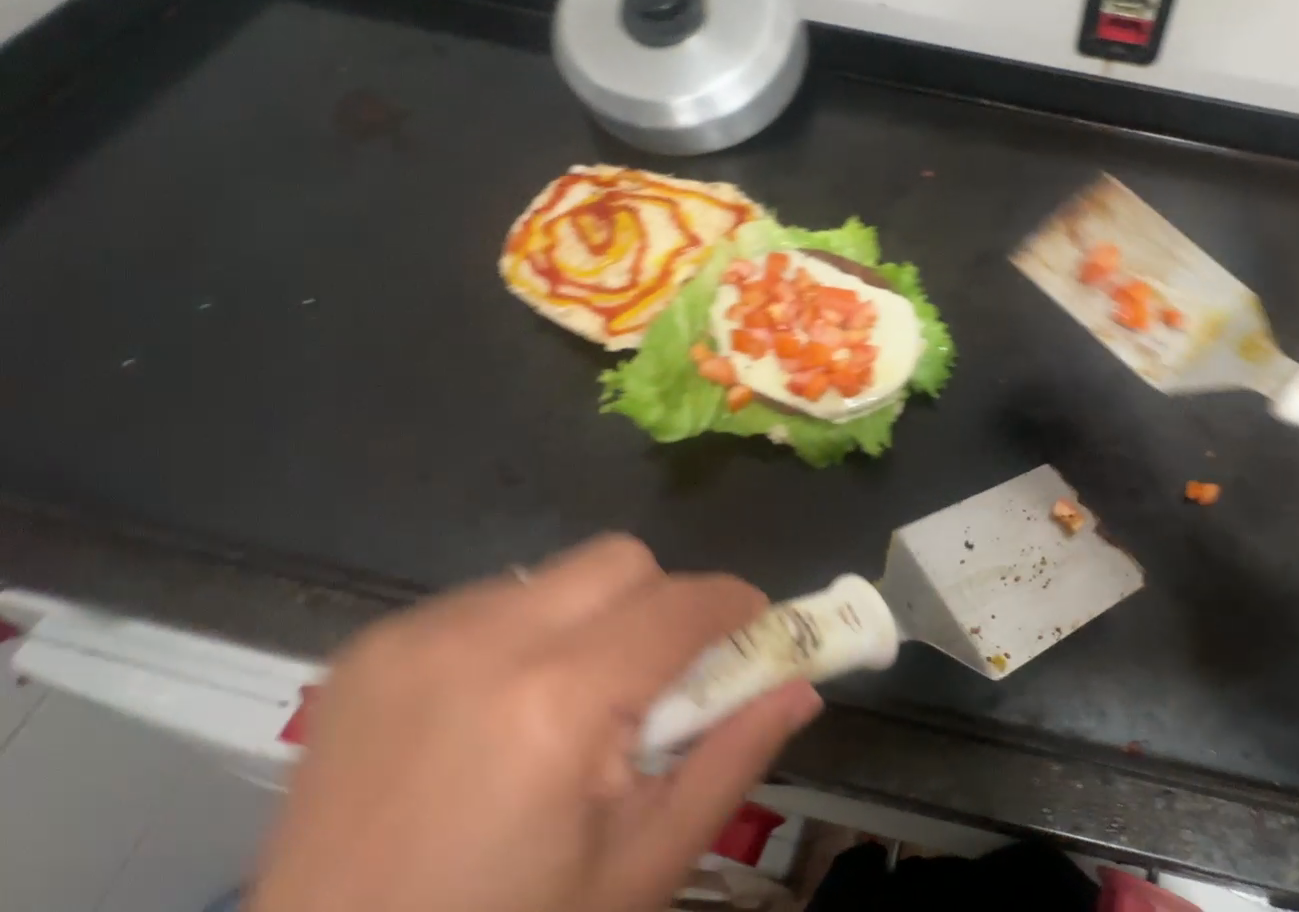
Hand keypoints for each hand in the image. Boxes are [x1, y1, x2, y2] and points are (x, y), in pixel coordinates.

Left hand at [248, 535, 821, 911]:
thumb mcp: (643, 866)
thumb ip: (730, 760)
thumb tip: (801, 689)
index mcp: (557, 701)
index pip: (682, 603)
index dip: (736, 609)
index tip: (755, 637)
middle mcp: (481, 641)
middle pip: (620, 560)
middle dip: (663, 604)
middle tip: (660, 684)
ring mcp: (415, 637)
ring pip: (555, 576)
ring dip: (592, 619)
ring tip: (570, 707)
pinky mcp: (370, 648)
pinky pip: (488, 601)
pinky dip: (523, 634)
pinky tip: (500, 713)